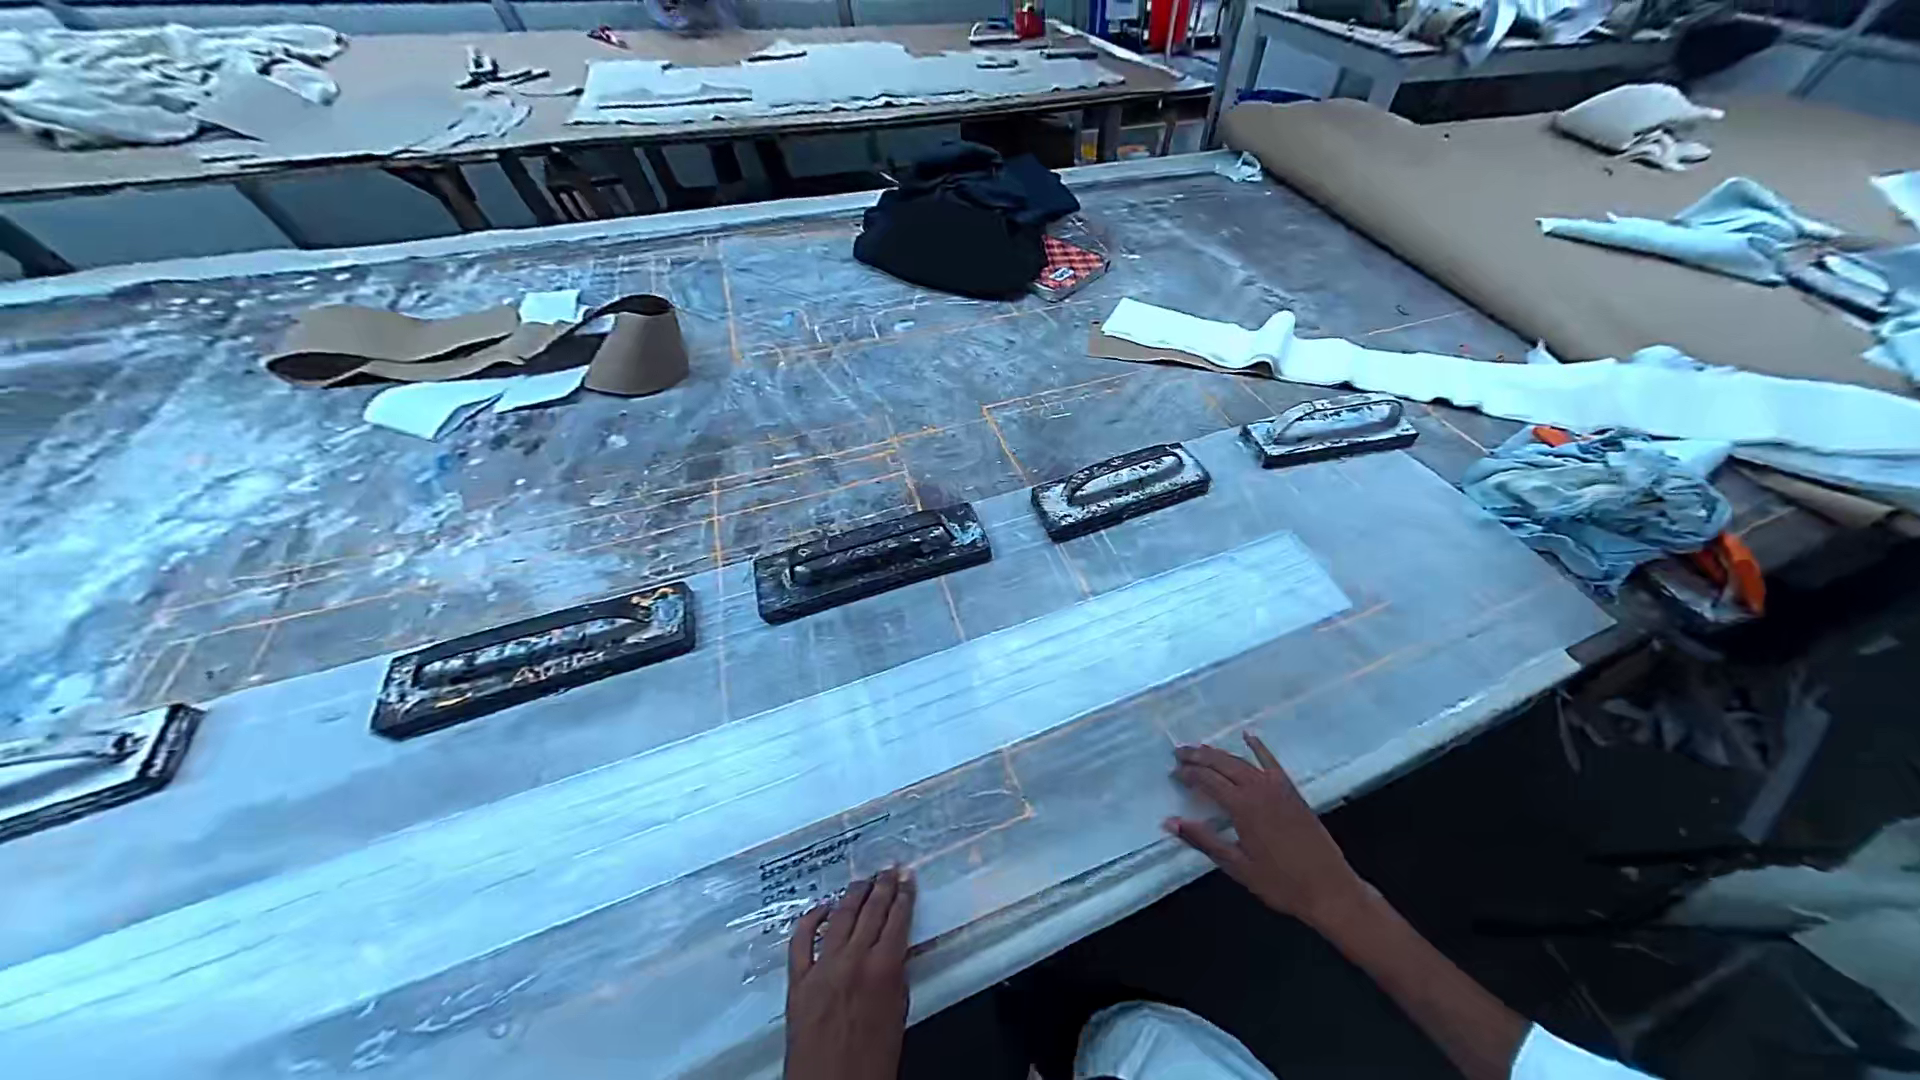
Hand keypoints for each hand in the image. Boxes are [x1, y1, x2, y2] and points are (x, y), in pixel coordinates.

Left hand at [784, 867, 916, 1079]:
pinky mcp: (798, 982)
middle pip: (871, 910)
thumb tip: (896, 951)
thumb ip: (896, 977)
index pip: (897, 919)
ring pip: (841, 917)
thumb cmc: (871, 1066)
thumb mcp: (897, 1016)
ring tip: (863, 880)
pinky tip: (822, 908)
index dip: (904, 895)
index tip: (907, 879)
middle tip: (889, 869)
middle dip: (883, 886)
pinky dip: (811, 920)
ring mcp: (823, 968)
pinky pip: (802, 940)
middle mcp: (853, 961)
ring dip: (854, 894)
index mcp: (883, 970)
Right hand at [1166, 732, 1368, 930]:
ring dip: (1218, 753)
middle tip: (1178, 753)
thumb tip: (1170, 822)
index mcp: (1243, 806)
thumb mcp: (1237, 866)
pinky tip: (1248, 736)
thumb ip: (1203, 840)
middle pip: (1221, 764)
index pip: (1207, 780)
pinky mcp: (1292, 791)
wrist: (1331, 891)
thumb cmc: (1281, 883)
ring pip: (1241, 761)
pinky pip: (1271, 762)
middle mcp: (1258, 789)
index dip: (1188, 774)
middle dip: (1198, 757)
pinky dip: (1258, 747)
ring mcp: (1277, 787)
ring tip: (1200, 749)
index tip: (1173, 774)